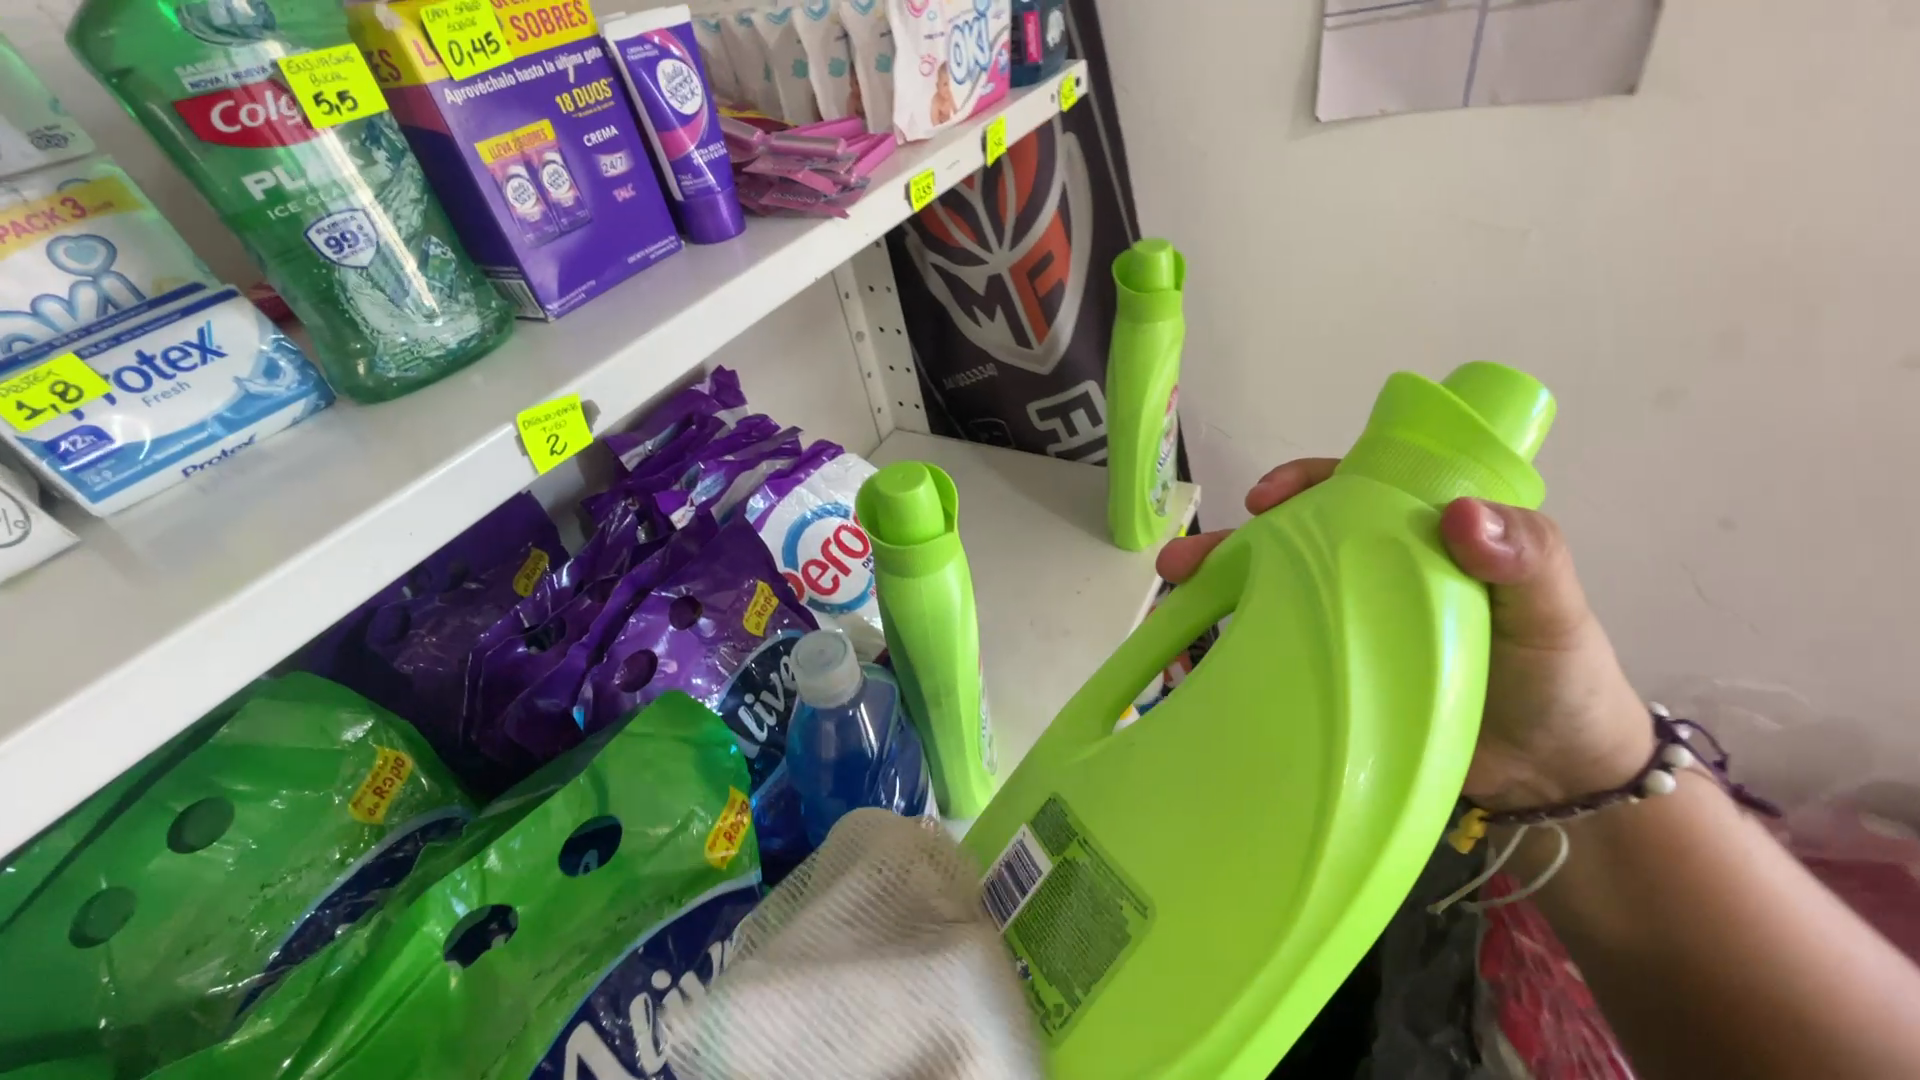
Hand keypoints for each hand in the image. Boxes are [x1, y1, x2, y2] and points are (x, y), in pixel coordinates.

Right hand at [1157, 459, 1653, 810]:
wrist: (1556, 782)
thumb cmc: (1559, 677)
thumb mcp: (1553, 609)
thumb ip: (1528, 557)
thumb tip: (1461, 516)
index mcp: (1416, 537)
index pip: (1350, 489)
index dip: (1300, 484)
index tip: (1263, 498)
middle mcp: (1370, 573)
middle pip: (1288, 543)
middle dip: (1227, 546)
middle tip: (1180, 565)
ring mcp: (1346, 629)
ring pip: (1268, 598)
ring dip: (1213, 599)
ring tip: (1167, 617)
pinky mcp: (1332, 679)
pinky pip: (1273, 657)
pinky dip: (1229, 657)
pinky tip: (1192, 670)